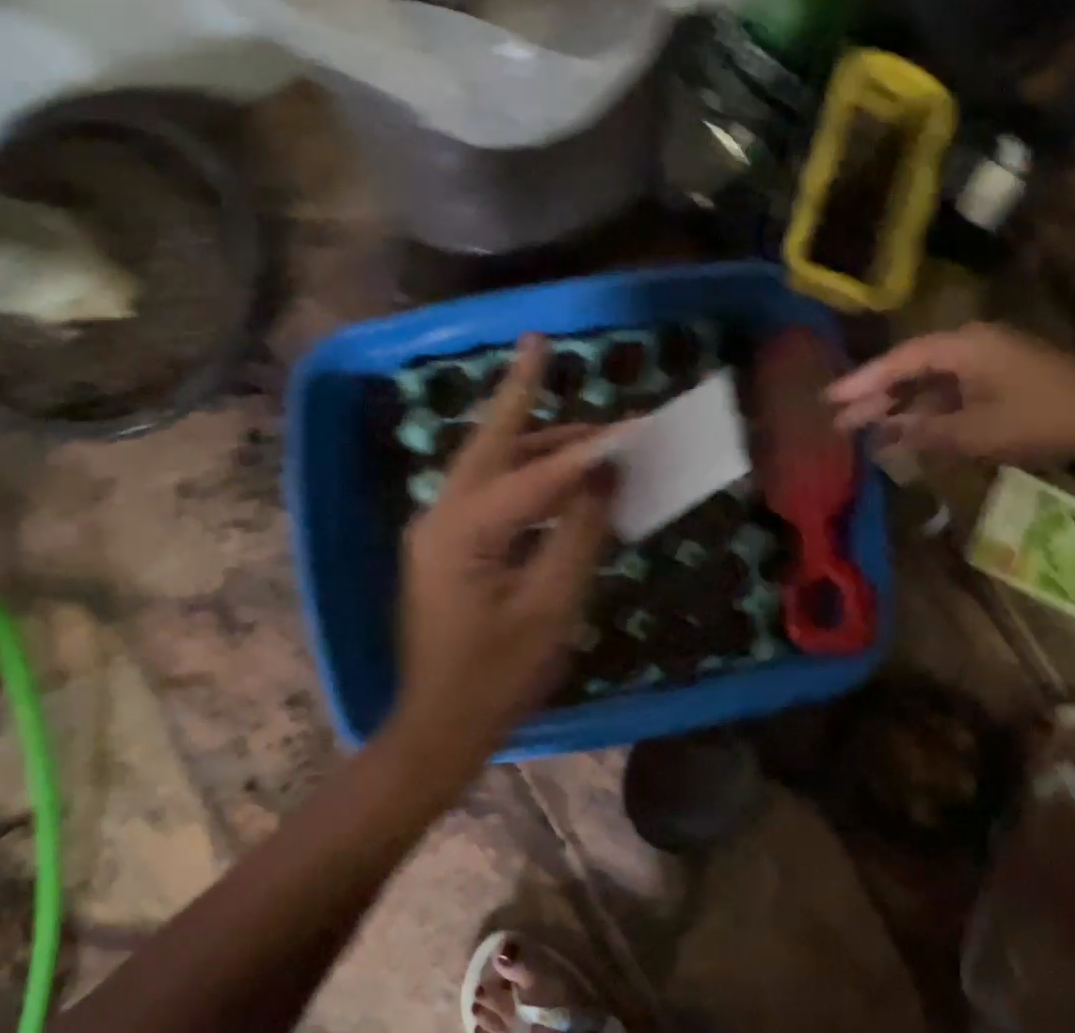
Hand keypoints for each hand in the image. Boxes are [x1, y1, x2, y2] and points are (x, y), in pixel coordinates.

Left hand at [394, 334, 617, 756]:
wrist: (438, 730)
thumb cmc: (498, 677)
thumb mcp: (551, 606)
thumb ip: (580, 532)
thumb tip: (607, 473)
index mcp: (462, 530)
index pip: (537, 473)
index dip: (590, 448)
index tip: (635, 424)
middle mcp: (440, 516)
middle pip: (489, 441)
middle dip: (519, 393)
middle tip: (539, 344)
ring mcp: (439, 532)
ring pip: (488, 466)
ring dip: (532, 441)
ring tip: (587, 428)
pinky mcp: (447, 550)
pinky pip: (490, 497)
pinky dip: (526, 478)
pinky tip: (561, 478)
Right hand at [828, 323, 1074, 459]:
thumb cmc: (1042, 420)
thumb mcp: (977, 432)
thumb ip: (926, 433)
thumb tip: (885, 437)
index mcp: (964, 346)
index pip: (900, 360)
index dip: (862, 381)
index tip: (830, 398)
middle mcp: (971, 345)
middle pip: (911, 369)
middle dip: (876, 398)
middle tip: (840, 422)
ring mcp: (988, 362)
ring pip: (931, 383)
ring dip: (902, 408)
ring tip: (866, 433)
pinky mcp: (1001, 380)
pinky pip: (952, 393)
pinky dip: (929, 413)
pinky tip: (910, 435)